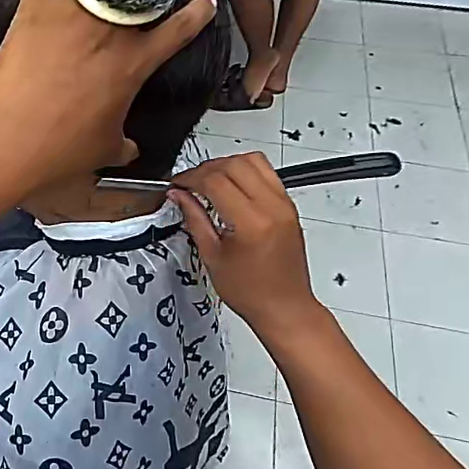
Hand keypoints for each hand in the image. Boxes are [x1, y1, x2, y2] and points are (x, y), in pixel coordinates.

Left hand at [0, 0, 215, 193]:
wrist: (14, 141)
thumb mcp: (106, 149)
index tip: (202, 4)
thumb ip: (123, 143)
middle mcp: (108, 28)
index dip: (197, 14)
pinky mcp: (35, 5)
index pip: (179, 29)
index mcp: (135, 62)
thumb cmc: (62, 146)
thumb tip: (128, 149)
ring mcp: (72, 10)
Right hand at [169, 153, 323, 333]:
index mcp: (251, 223)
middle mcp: (272, 208)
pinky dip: (246, 171)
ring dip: (228, 164)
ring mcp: (284, 204)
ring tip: (211, 181)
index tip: (179, 184)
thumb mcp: (213, 257)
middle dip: (206, 169)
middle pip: (233, 164)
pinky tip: (233, 187)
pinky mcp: (289, 206)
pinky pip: (268, 173)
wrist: (285, 307)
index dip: (190, 178)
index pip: (215, 180)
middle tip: (190, 183)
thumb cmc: (254, 293)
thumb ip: (195, 219)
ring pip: (253, 160)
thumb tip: (180, 195)